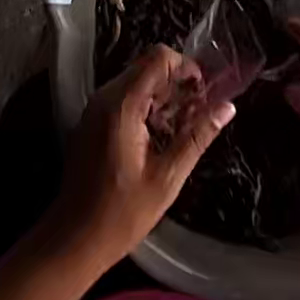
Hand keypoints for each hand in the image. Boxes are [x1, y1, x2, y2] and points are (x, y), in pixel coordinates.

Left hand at [54, 45, 234, 262]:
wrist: (72, 242)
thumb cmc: (121, 213)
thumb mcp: (168, 177)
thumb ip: (198, 136)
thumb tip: (228, 107)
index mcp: (122, 105)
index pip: (158, 58)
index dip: (186, 67)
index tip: (202, 92)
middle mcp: (105, 98)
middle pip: (148, 64)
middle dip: (177, 81)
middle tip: (196, 110)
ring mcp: (95, 108)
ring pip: (137, 78)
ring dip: (163, 93)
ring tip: (182, 124)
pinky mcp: (93, 119)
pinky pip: (125, 95)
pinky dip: (147, 103)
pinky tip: (159, 134)